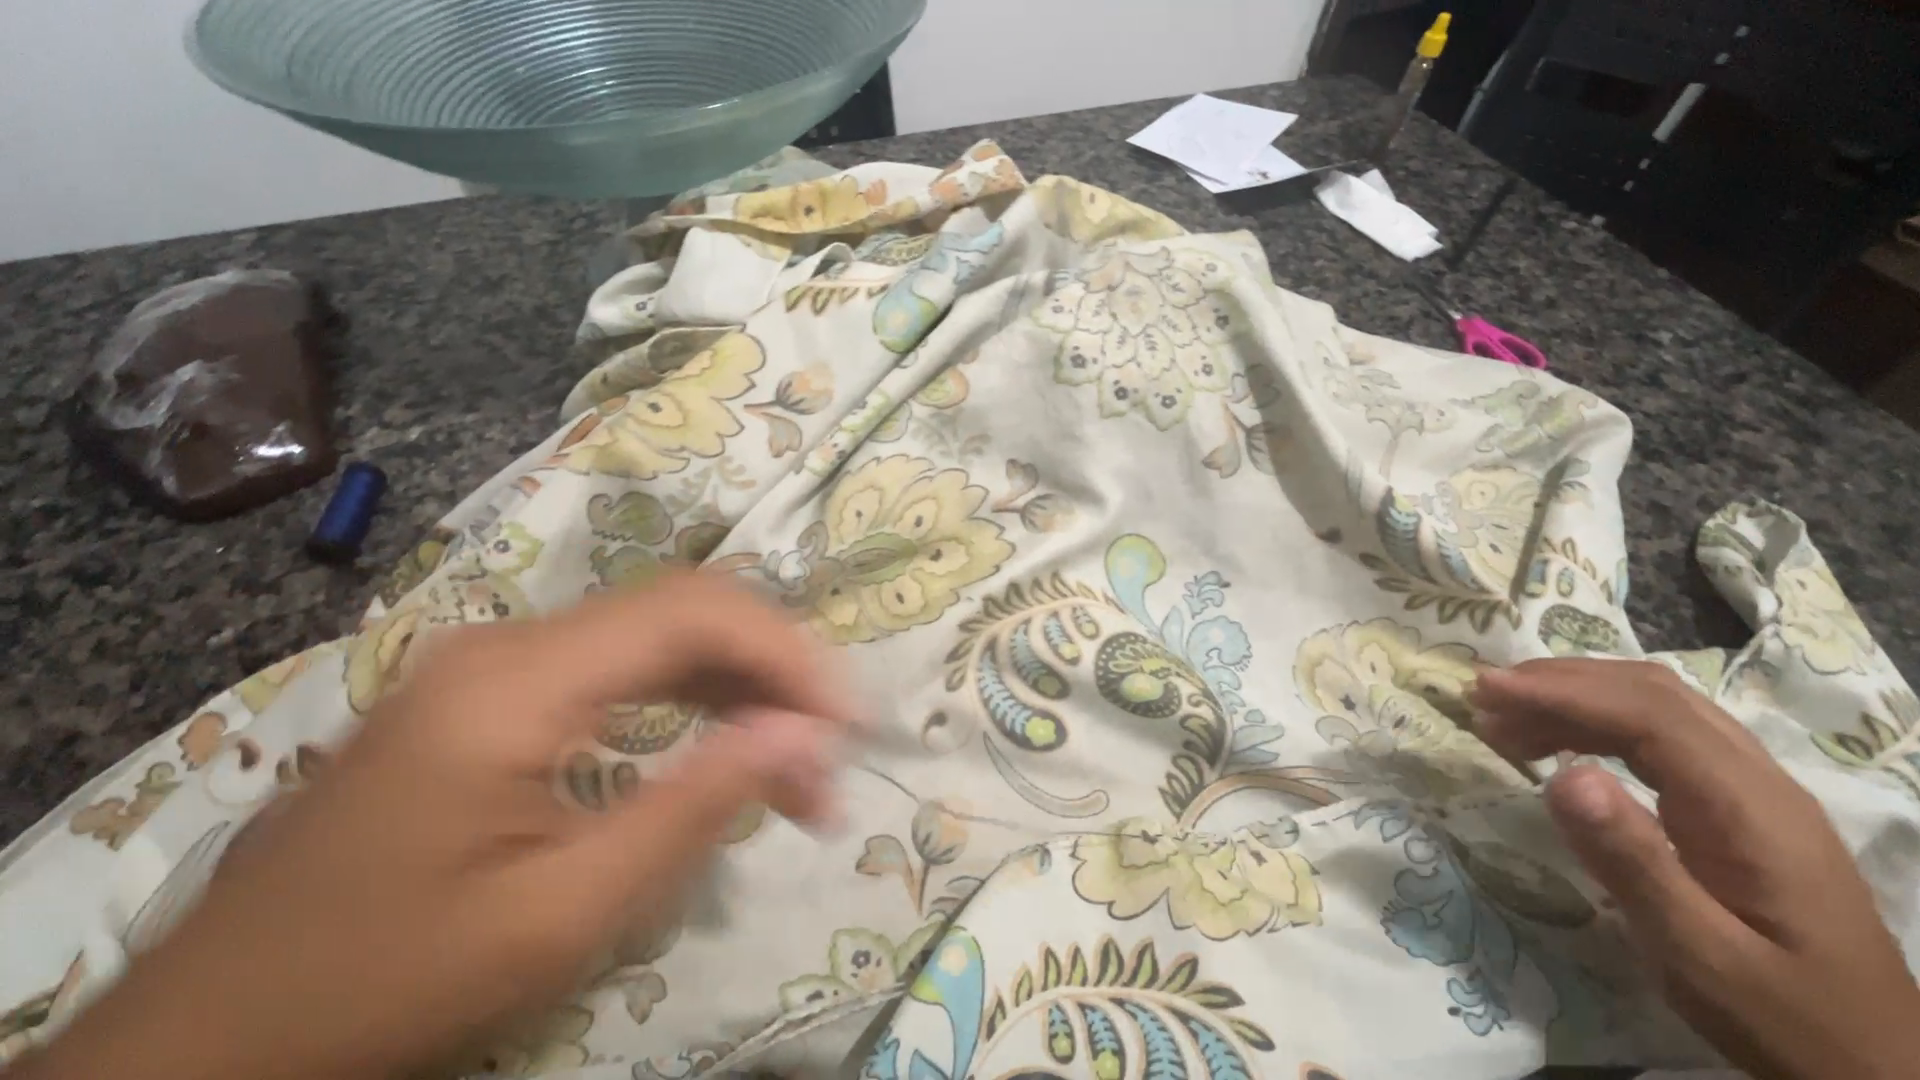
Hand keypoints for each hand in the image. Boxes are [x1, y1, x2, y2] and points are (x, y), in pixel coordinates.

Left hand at [20, 574, 853, 1079]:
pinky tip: (721, 752)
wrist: (216, 1030)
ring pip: (652, 639)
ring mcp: (492, 666)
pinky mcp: (488, 698)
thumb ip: (697, 807)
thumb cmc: (392, 976)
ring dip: (737, 689)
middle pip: (679, 613)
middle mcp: (508, 645)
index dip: (788, 652)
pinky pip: (614, 673)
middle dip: (773, 674)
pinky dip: (686, 703)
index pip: (692, 611)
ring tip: (795, 768)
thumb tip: (805, 736)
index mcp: (517, 681)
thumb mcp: (566, 911)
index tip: (851, 723)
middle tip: (831, 760)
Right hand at [1472, 658, 1919, 1079]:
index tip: (1486, 690)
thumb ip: (1634, 864)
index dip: (1562, 692)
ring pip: (1659, 707)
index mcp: (1751, 810)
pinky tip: (1559, 748)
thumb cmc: (1782, 1015)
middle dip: (1561, 682)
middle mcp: (1759, 782)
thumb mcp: (1699, 956)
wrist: (1876, 1063)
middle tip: (1483, 696)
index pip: (1649, 715)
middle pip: (1655, 694)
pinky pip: (1663, 737)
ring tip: (1503, 721)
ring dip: (1576, 699)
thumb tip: (1564, 776)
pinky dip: (1598, 724)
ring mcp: (1753, 791)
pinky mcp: (1737, 807)